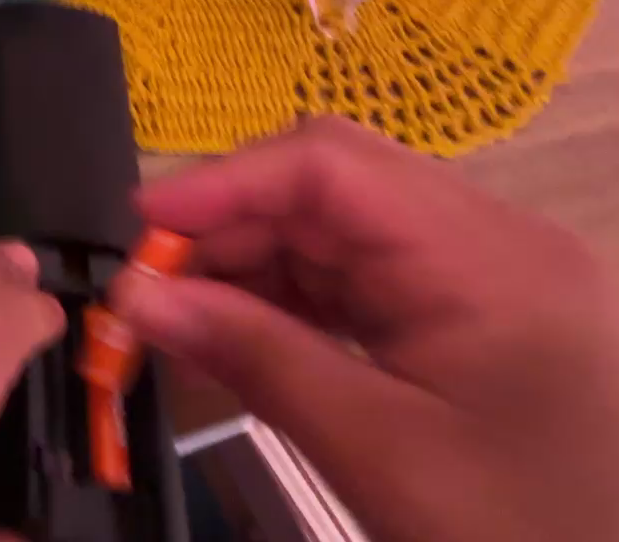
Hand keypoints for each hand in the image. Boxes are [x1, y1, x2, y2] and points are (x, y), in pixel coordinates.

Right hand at [110, 118, 618, 541]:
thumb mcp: (387, 454)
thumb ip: (252, 357)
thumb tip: (131, 298)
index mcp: (487, 254)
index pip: (327, 165)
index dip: (222, 181)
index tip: (141, 225)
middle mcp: (484, 244)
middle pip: (321, 194)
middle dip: (224, 232)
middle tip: (148, 290)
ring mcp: (479, 283)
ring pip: (327, 238)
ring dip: (246, 273)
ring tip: (181, 325)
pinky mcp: (469, 324)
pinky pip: (353, 287)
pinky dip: (285, 308)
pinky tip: (238, 343)